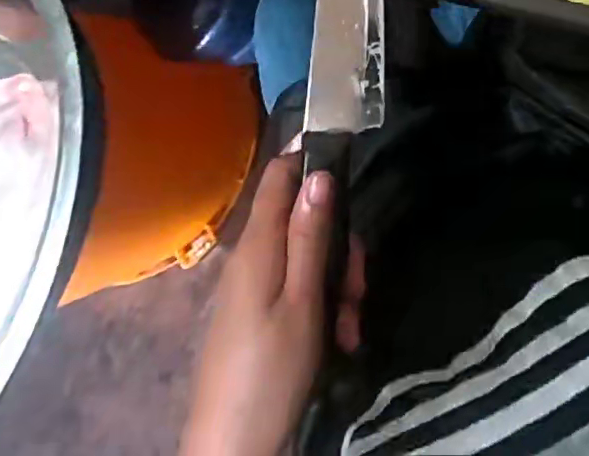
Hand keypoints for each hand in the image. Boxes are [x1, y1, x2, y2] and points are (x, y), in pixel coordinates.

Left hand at [180, 155, 363, 455]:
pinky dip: (320, 304)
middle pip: (301, 220)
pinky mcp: (257, 310)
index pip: (278, 176)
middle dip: (337, 245)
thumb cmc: (271, 368)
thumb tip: (317, 171)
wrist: (232, 446)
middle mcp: (252, 254)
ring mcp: (253, 283)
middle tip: (356, 286)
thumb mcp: (301, 300)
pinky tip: (338, 340)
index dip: (307, 160)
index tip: (344, 163)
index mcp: (258, 242)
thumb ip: (308, 235)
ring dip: (335, 283)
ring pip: (305, 257)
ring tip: (350, 327)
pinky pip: (295, 286)